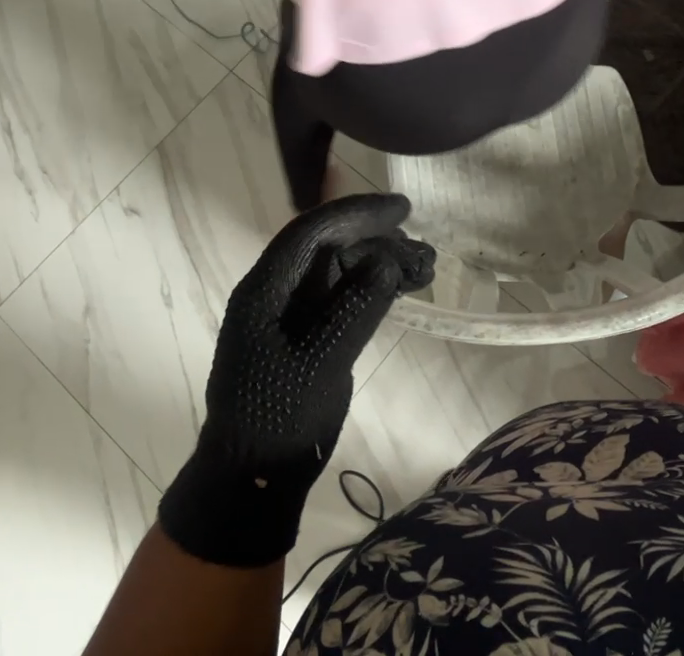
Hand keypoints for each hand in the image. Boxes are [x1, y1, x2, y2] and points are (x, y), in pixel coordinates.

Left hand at [158, 194, 433, 566]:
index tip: (402, 209)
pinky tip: (408, 287)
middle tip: (425, 250)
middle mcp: (278, 292)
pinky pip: (346, 294)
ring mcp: (295, 312)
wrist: (256, 473)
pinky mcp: (312, 332)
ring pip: (343, 269)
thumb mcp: (320, 362)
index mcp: (264, 290)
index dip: (357, 213)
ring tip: (427, 269)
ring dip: (383, 263)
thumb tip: (388, 260)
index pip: (311, 233)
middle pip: (331, 247)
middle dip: (378, 241)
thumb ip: (354, 308)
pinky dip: (377, 287)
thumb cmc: (278, 417)